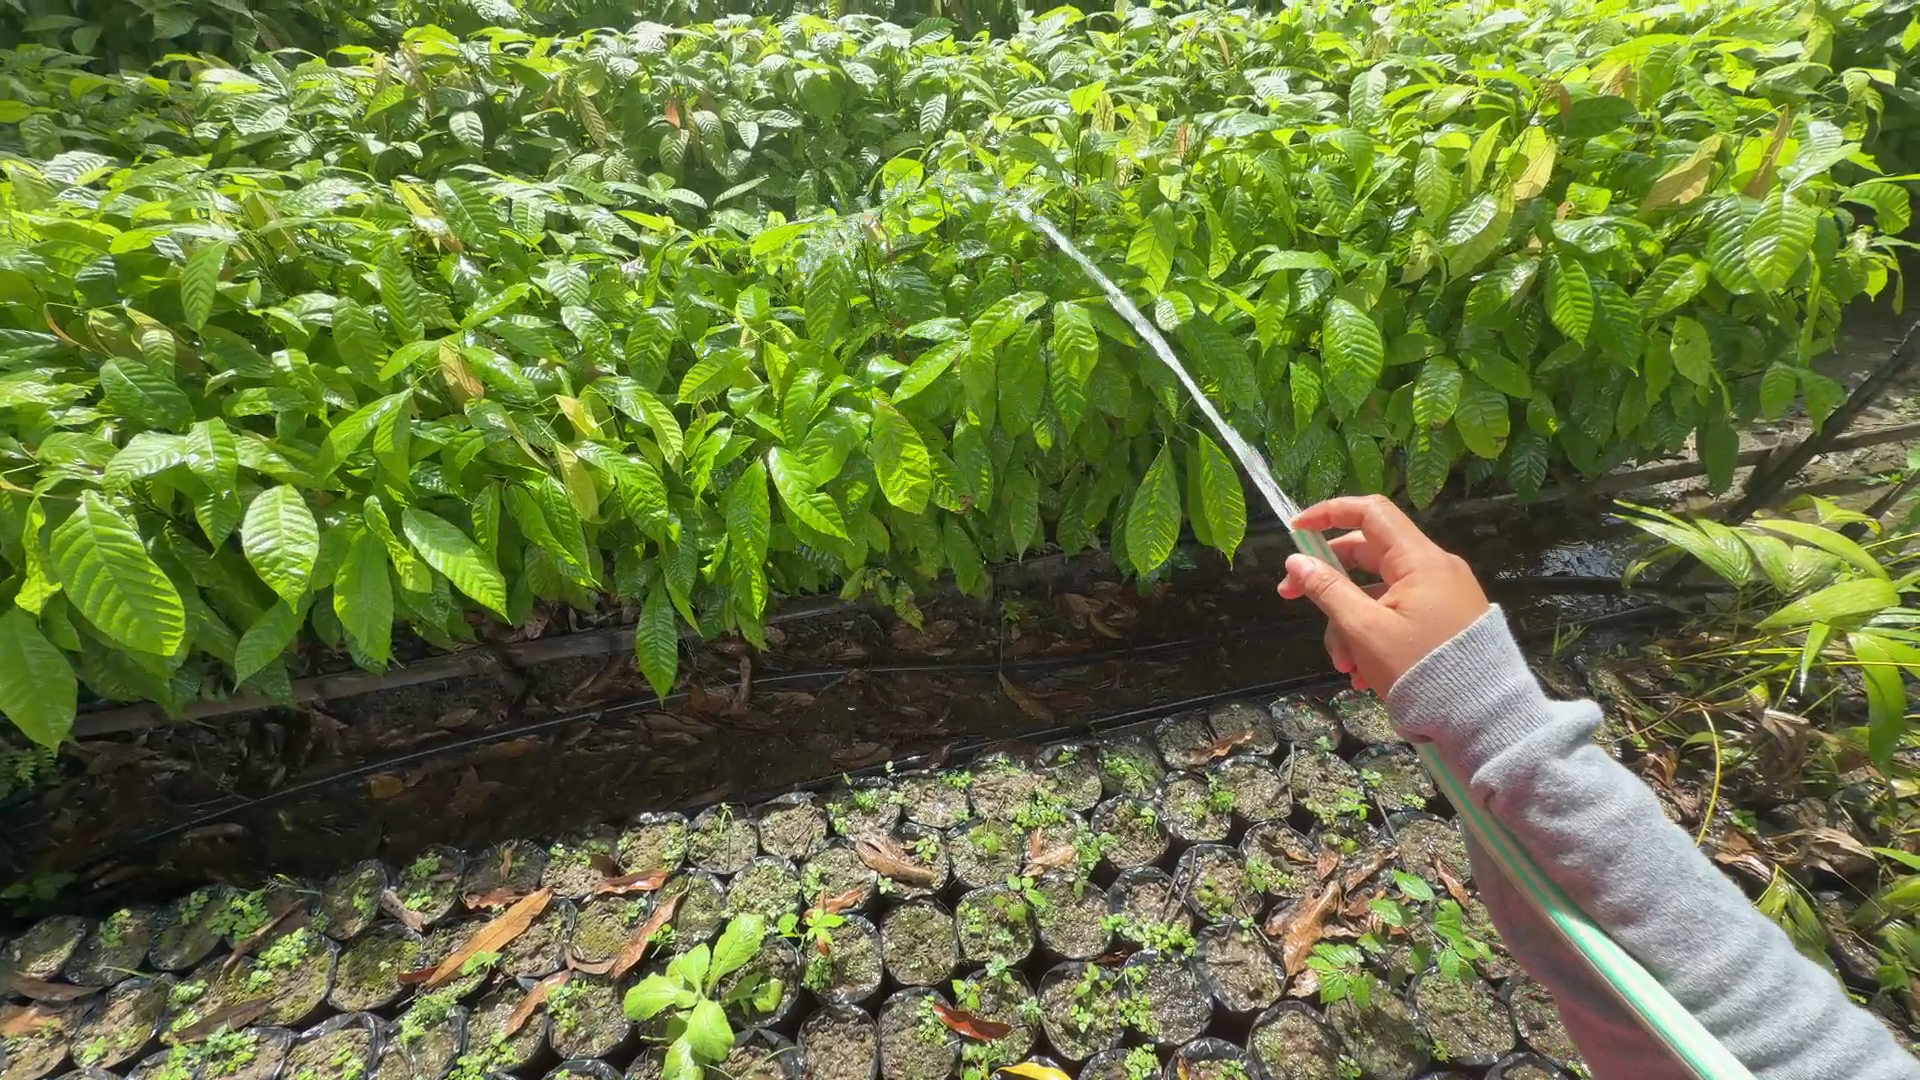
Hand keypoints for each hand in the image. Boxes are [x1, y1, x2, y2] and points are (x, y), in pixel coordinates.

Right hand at [1277, 495, 1489, 696]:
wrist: (1485, 720)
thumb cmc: (1420, 667)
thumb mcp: (1363, 629)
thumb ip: (1327, 589)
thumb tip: (1296, 562)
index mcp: (1419, 560)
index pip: (1370, 512)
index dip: (1329, 513)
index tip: (1295, 532)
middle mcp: (1433, 569)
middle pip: (1366, 556)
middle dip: (1327, 582)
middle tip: (1290, 598)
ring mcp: (1440, 595)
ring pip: (1375, 592)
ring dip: (1348, 623)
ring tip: (1344, 666)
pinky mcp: (1442, 620)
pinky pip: (1394, 613)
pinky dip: (1371, 635)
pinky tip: (1362, 673)